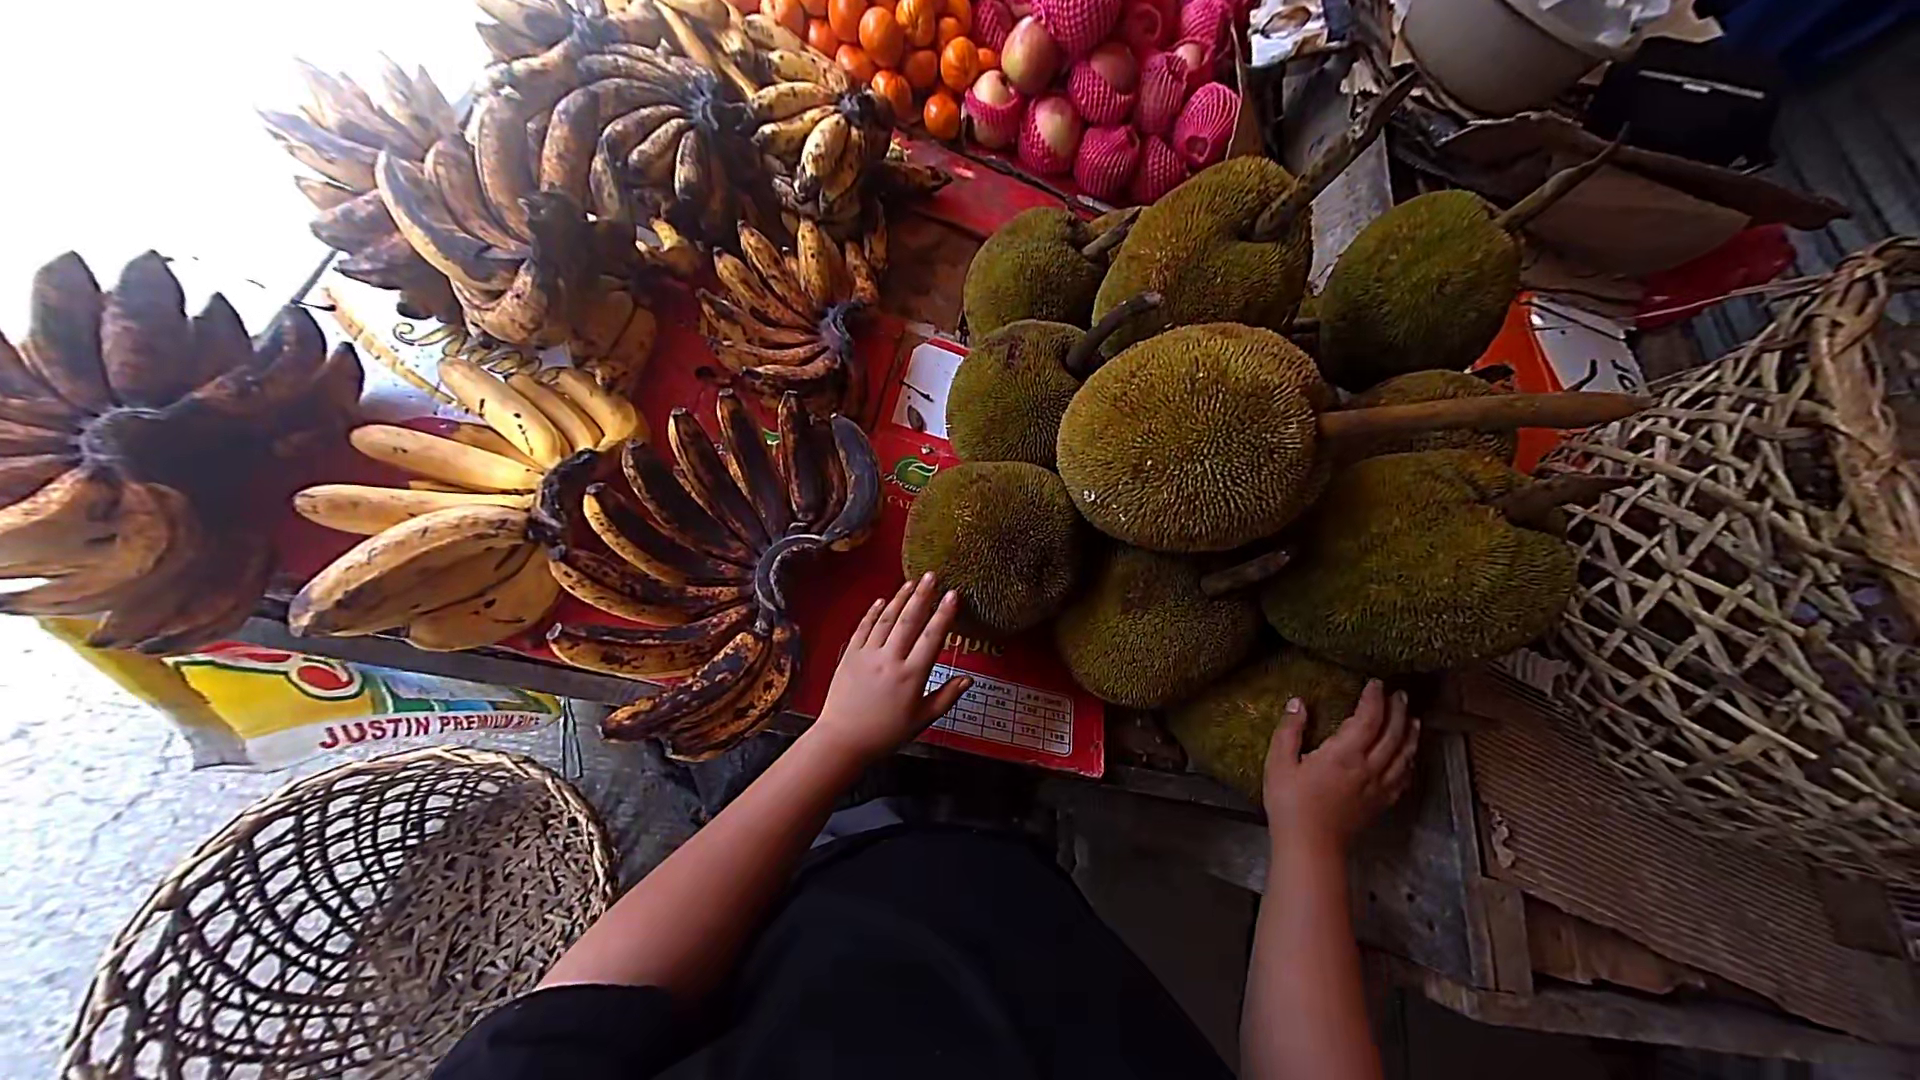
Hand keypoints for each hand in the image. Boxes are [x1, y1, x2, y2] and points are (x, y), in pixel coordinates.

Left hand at [807, 572, 971, 767]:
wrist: (843, 740)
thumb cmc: (885, 733)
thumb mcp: (922, 719)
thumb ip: (947, 696)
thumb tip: (968, 679)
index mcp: (911, 676)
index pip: (932, 637)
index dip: (944, 614)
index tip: (953, 595)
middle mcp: (890, 660)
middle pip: (909, 620)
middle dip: (922, 595)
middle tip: (931, 576)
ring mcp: (867, 655)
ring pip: (886, 619)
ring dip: (900, 598)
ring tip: (911, 583)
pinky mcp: (850, 656)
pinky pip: (863, 628)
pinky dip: (873, 612)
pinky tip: (882, 601)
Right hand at [1263, 680, 1418, 852]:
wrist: (1311, 845)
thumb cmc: (1290, 802)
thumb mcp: (1279, 762)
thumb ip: (1290, 731)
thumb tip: (1298, 702)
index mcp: (1344, 754)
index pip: (1368, 718)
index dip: (1374, 699)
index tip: (1376, 682)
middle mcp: (1369, 768)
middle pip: (1393, 734)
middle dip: (1398, 711)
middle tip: (1400, 694)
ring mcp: (1379, 787)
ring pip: (1404, 755)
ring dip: (1410, 734)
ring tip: (1413, 718)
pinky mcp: (1382, 803)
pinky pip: (1404, 778)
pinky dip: (1410, 761)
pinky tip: (1410, 757)